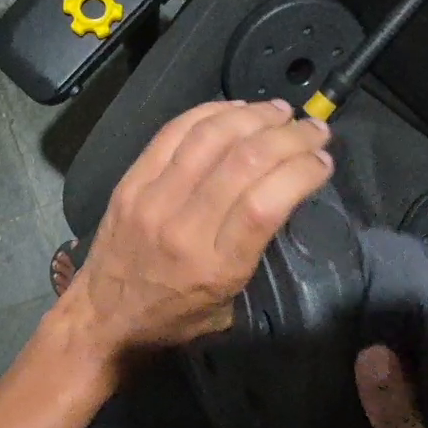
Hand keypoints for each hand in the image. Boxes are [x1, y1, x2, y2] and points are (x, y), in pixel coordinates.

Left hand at [61, 99, 333, 362]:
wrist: (103, 318)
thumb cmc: (175, 317)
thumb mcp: (230, 303)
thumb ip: (255, 250)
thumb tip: (286, 191)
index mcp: (216, 267)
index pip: (265, 204)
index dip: (301, 171)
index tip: (323, 161)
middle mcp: (184, 228)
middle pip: (244, 161)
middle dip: (289, 137)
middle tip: (314, 130)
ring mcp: (152, 200)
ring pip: (210, 138)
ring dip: (254, 116)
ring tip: (281, 111)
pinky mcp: (131, 181)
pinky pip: (173, 132)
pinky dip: (211, 112)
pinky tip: (237, 108)